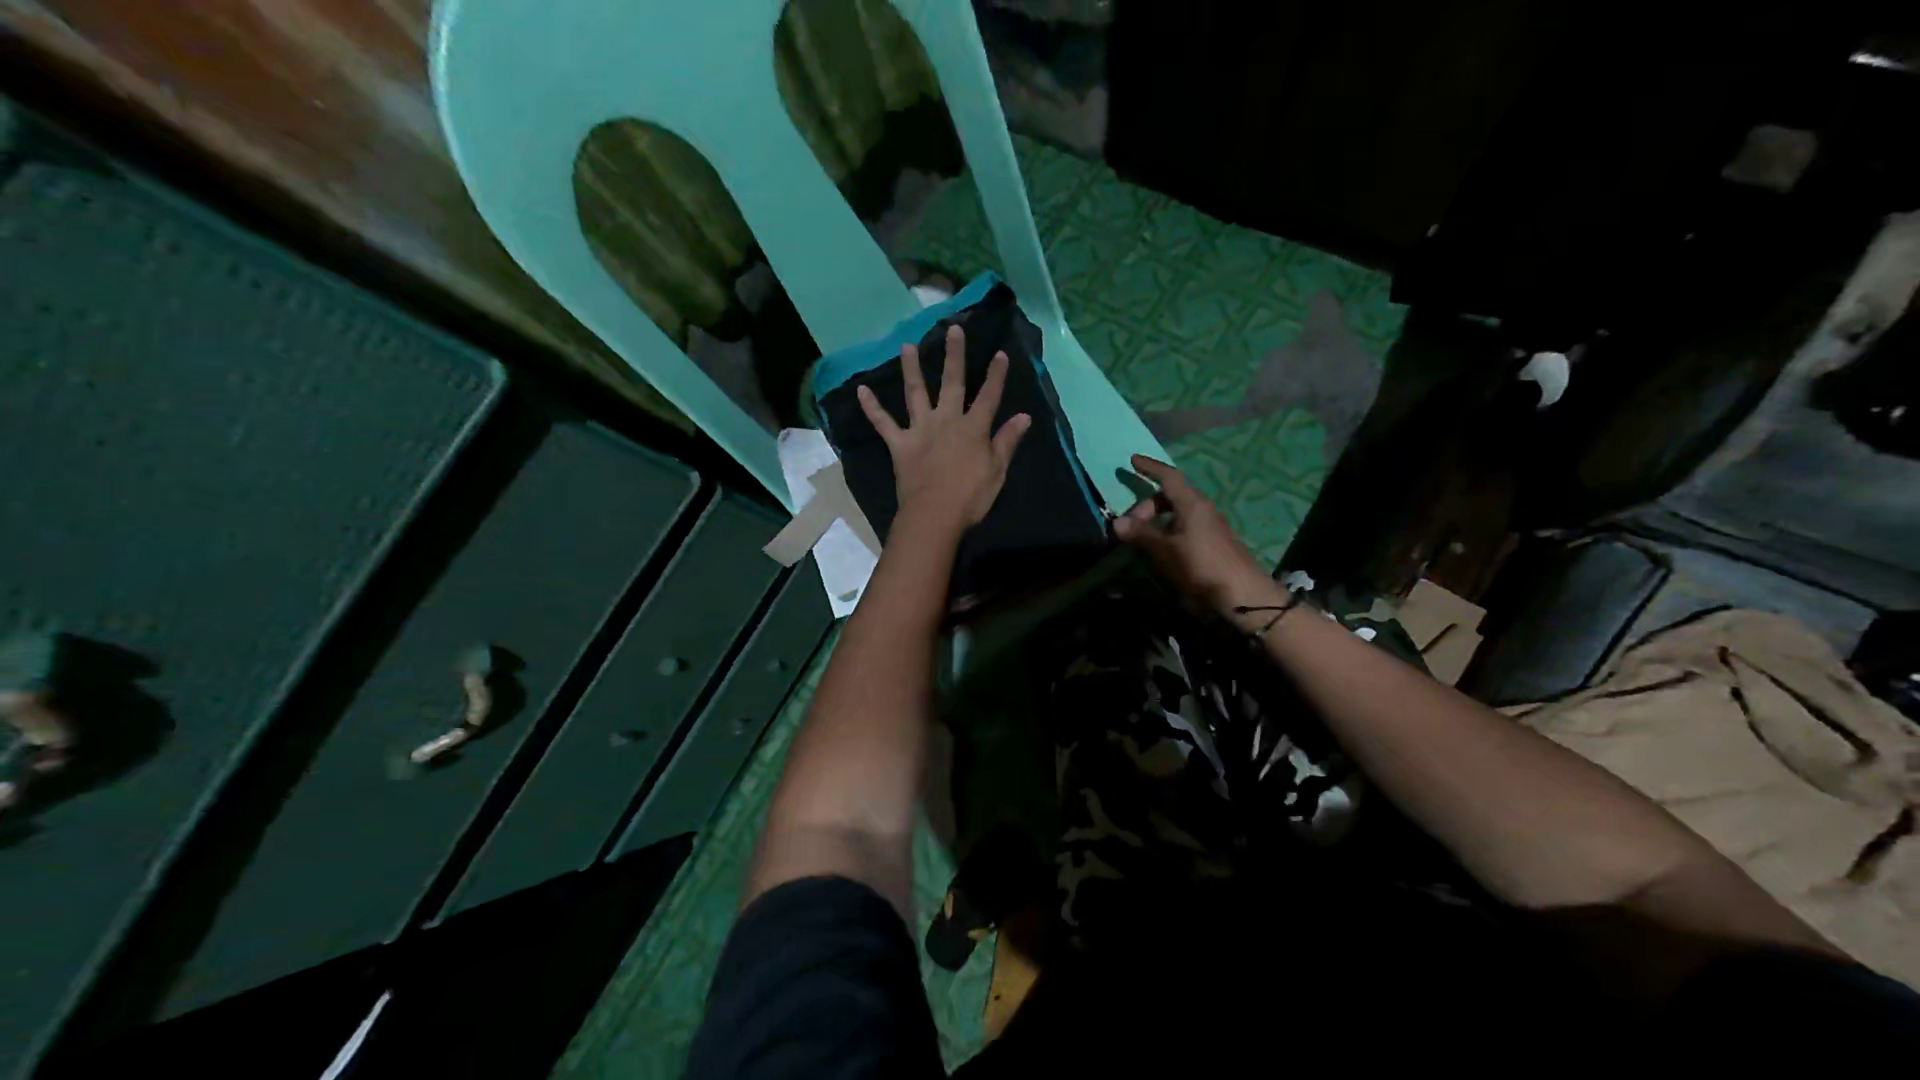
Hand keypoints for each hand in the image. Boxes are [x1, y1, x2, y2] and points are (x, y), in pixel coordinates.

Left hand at [858, 324, 1032, 535]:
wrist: (934, 514)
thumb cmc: (971, 497)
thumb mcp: (997, 470)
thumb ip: (1007, 441)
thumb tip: (1024, 416)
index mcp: (973, 428)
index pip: (989, 396)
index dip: (996, 375)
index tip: (999, 353)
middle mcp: (947, 420)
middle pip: (952, 383)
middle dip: (954, 355)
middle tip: (952, 329)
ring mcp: (920, 430)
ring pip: (915, 393)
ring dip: (911, 368)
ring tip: (907, 346)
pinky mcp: (899, 444)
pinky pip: (883, 423)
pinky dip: (872, 408)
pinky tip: (861, 391)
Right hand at [1113, 455, 1268, 612]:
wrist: (1241, 593)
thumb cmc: (1201, 565)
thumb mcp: (1165, 550)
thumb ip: (1142, 534)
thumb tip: (1118, 522)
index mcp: (1192, 504)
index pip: (1169, 477)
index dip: (1150, 468)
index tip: (1132, 461)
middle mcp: (1202, 509)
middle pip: (1170, 496)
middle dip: (1146, 506)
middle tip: (1130, 526)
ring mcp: (1209, 526)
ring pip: (1177, 513)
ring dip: (1156, 521)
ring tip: (1142, 540)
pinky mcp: (1212, 542)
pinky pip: (1184, 527)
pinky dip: (1167, 531)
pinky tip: (1161, 550)